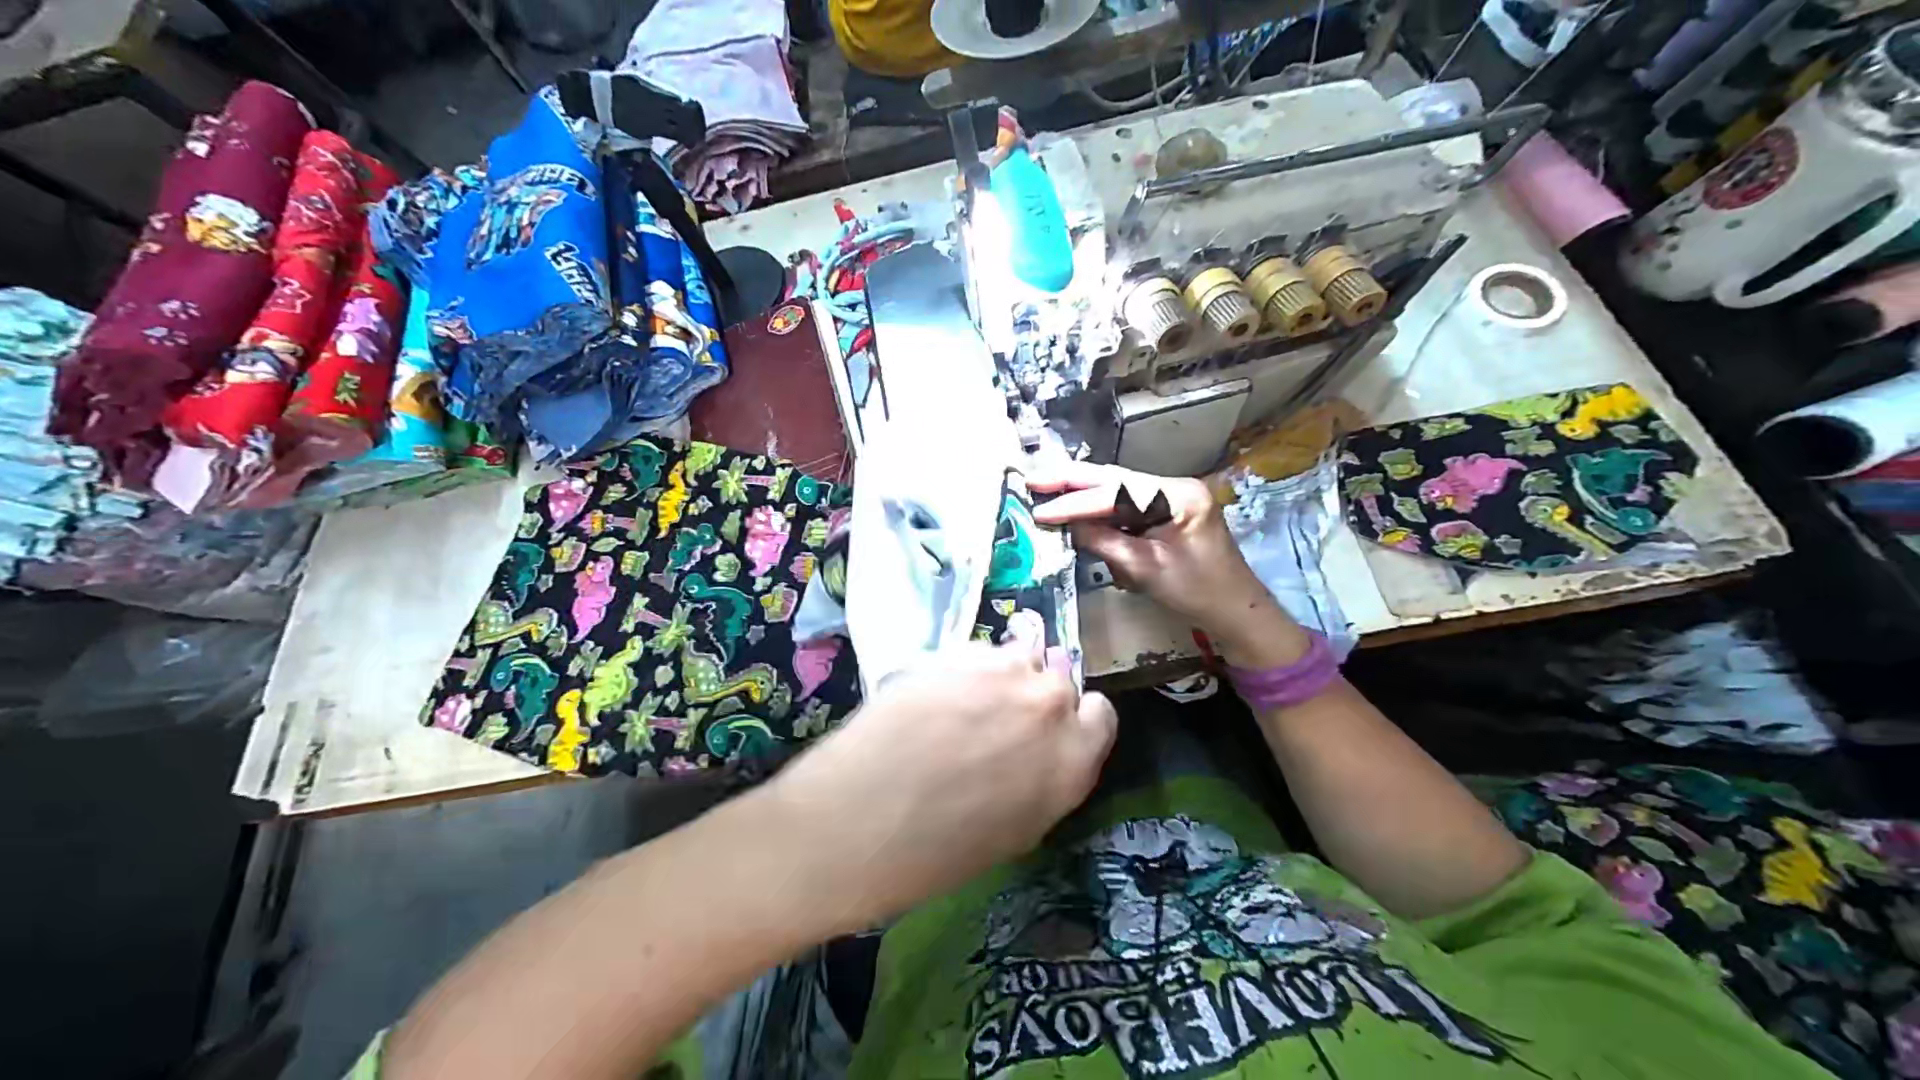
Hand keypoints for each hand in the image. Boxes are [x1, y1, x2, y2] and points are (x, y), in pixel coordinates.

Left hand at [760, 642, 1116, 929]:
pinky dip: (962, 665)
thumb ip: (1043, 777)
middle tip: (998, 714)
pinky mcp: (956, 652)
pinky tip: (932, 693)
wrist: (857, 824)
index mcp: (1073, 762)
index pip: (1099, 715)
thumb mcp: (1014, 830)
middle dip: (1036, 692)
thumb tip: (1037, 748)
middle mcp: (1050, 707)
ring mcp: (1002, 673)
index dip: (1074, 720)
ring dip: (1001, 673)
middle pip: (1059, 677)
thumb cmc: (935, 854)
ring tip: (962, 699)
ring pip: (1019, 655)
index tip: (1048, 729)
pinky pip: (976, 650)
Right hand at [1026, 461, 1308, 668]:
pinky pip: (1125, 507)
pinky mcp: (1165, 513)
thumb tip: (1063, 525)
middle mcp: (1174, 486)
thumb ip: (1103, 542)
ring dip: (1082, 494)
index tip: (1039, 510)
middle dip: (1072, 481)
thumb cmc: (1197, 591)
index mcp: (1177, 495)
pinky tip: (1073, 510)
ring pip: (1116, 491)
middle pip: (1114, 480)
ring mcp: (1171, 497)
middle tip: (1033, 478)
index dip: (1074, 503)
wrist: (1235, 611)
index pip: (1115, 494)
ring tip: (1045, 490)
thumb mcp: (1145, 568)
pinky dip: (1099, 511)